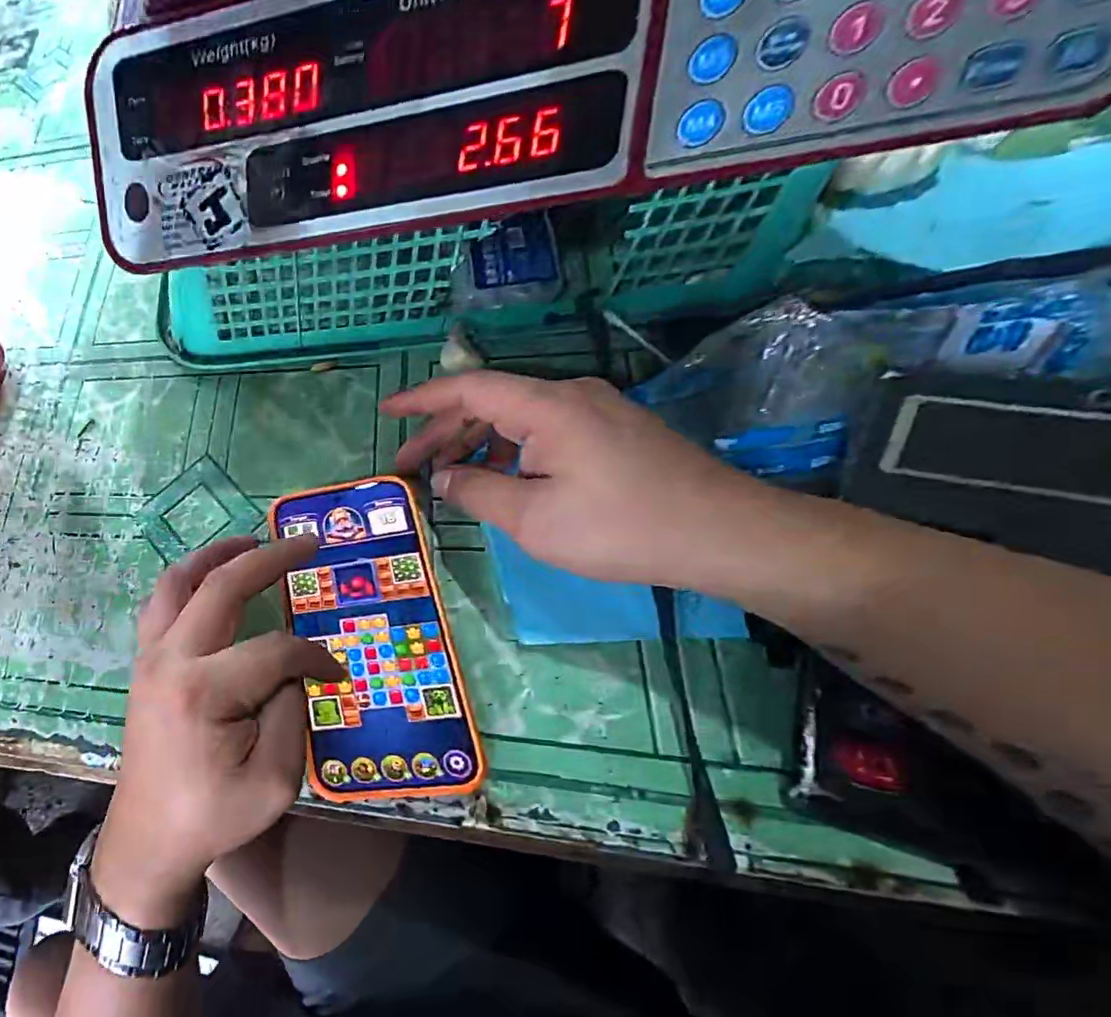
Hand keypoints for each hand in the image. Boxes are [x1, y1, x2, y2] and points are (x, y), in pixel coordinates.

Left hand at [96, 535, 344, 927]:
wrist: (149, 835)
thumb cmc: (212, 815)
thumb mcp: (274, 782)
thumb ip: (290, 713)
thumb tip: (295, 669)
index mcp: (204, 691)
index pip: (274, 650)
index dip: (312, 656)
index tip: (334, 673)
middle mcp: (170, 660)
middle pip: (220, 587)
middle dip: (268, 558)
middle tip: (304, 542)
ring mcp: (149, 657)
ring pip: (177, 583)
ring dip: (215, 556)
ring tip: (251, 541)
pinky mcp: (143, 663)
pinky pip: (161, 604)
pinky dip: (188, 581)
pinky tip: (210, 581)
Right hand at [383, 372, 773, 587]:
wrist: (722, 534)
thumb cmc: (618, 527)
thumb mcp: (531, 518)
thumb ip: (476, 491)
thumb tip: (444, 476)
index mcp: (546, 407)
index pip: (469, 388)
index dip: (422, 398)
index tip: (387, 410)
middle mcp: (569, 396)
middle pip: (489, 402)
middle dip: (442, 431)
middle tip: (408, 464)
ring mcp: (594, 411)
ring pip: (516, 417)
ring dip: (475, 442)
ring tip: (447, 476)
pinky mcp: (610, 431)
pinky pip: (542, 430)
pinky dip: (508, 449)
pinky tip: (498, 478)